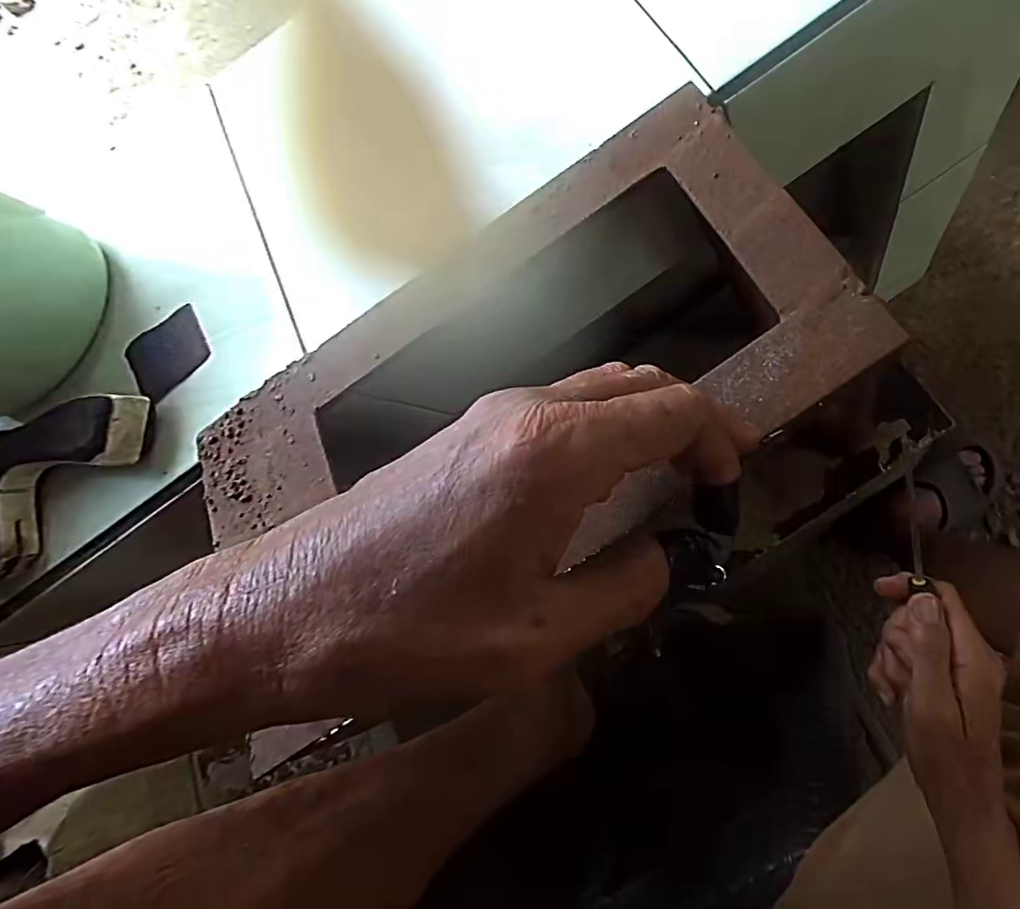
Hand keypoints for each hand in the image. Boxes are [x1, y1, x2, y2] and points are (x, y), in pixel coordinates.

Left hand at [220, 363, 756, 722]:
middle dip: (694, 417)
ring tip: (680, 466)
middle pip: (642, 383)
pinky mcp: (473, 428)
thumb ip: (626, 588)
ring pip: (603, 388)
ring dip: (651, 416)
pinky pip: (566, 406)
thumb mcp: (539, 636)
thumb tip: (662, 553)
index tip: (734, 481)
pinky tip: (612, 471)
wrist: (286, 606)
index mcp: (557, 450)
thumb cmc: (409, 630)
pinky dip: (610, 425)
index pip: (670, 409)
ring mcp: (497, 411)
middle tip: (722, 467)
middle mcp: (531, 410)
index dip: (718, 437)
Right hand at [867, 575, 1008, 781]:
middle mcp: (970, 656)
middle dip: (897, 638)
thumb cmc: (946, 762)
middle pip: (920, 615)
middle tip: (896, 673)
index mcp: (974, 656)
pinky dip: (893, 673)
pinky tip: (893, 696)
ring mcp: (958, 669)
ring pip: (909, 636)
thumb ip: (929, 648)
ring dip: (892, 659)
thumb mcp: (931, 704)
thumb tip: (923, 598)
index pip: (942, 596)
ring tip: (896, 692)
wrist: (960, 805)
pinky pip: (909, 658)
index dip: (909, 587)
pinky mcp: (944, 681)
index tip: (879, 590)